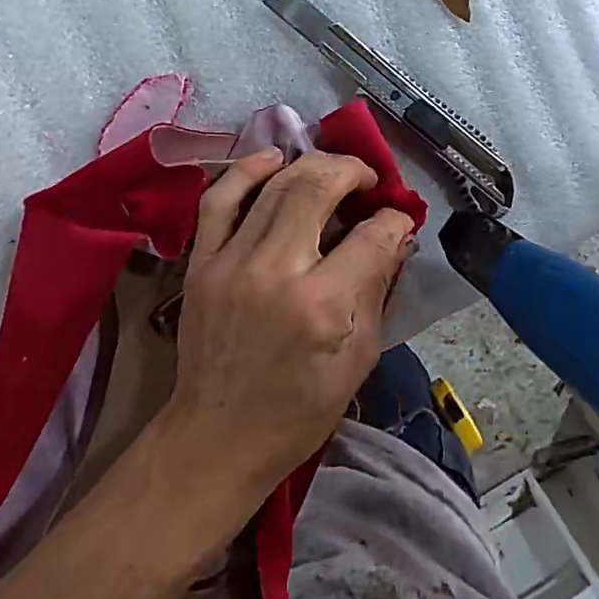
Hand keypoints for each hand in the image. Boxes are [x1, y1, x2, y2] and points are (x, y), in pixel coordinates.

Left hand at [155, 148, 415, 514]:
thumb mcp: (361, 357)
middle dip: (353, 172)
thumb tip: (395, 235)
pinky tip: (275, 159)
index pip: (372, 235)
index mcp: (323, 305)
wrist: (217, 439)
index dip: (394, 219)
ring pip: (277, 185)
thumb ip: (378, 288)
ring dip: (313, 165)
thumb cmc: (301, 407)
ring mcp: (231, 263)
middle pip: (318, 188)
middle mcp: (276, 272)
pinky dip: (248, 170)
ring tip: (334, 171)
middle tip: (367, 181)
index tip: (398, 221)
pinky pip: (220, 199)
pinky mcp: (201, 263)